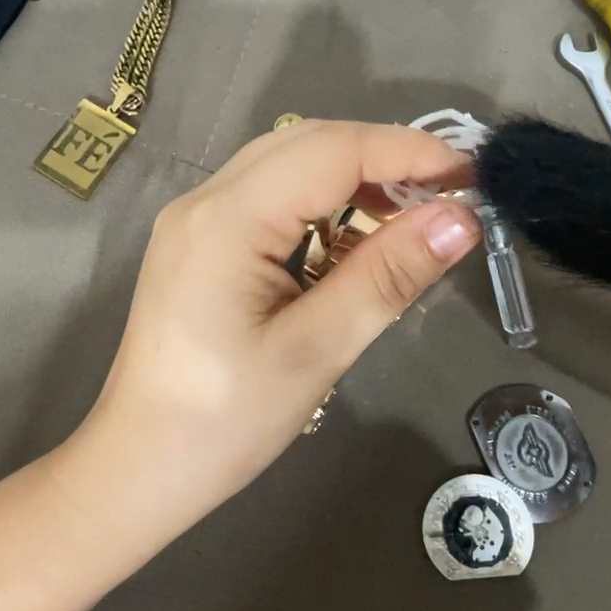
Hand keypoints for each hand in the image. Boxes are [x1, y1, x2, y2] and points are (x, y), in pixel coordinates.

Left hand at [53, 120, 481, 540]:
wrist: (139, 466)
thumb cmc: (225, 421)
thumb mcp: (316, 350)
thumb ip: (386, 276)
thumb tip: (460, 219)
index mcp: (227, 218)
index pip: (331, 150)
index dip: (406, 152)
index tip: (470, 175)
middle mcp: (204, 200)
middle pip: (306, 144)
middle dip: (382, 160)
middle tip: (446, 198)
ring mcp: (193, 219)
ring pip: (286, 167)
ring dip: (351, 181)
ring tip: (409, 222)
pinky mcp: (196, 243)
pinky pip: (266, 199)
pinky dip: (318, 207)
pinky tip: (351, 243)